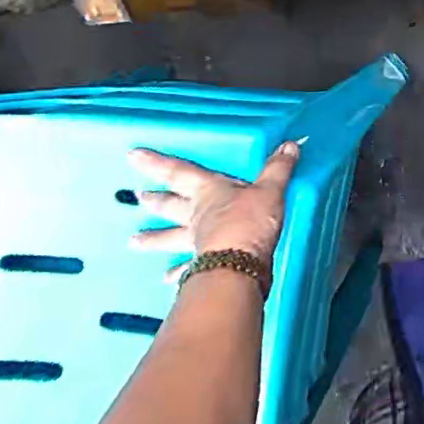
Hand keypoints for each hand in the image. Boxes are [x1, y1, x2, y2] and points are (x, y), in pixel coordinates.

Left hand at [127, 143, 298, 279]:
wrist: (238, 268)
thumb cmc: (250, 222)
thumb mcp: (270, 189)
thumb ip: (278, 168)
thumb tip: (290, 144)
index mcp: (209, 192)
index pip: (179, 172)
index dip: (157, 163)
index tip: (133, 156)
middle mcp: (197, 215)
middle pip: (171, 205)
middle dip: (155, 199)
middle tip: (136, 196)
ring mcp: (196, 243)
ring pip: (170, 237)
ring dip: (153, 239)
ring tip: (133, 242)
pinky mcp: (201, 267)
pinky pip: (185, 268)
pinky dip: (176, 272)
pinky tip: (167, 279)